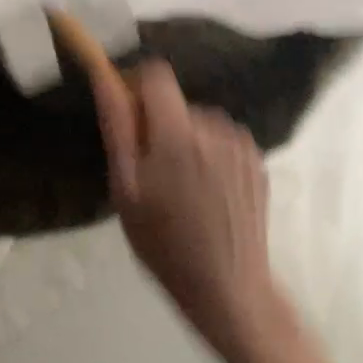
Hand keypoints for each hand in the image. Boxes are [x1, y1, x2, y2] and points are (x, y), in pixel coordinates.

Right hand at [86, 60, 297, 359]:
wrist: (227, 287)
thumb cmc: (163, 243)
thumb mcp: (126, 190)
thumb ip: (117, 128)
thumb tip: (104, 77)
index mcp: (177, 133)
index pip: (156, 75)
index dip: (135, 89)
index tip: (126, 121)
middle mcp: (215, 128)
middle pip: (176, 104)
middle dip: (158, 126)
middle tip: (150, 175)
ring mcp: (242, 145)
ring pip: (199, 123)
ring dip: (184, 142)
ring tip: (179, 190)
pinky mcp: (258, 162)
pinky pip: (221, 142)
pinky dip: (208, 157)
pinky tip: (205, 196)